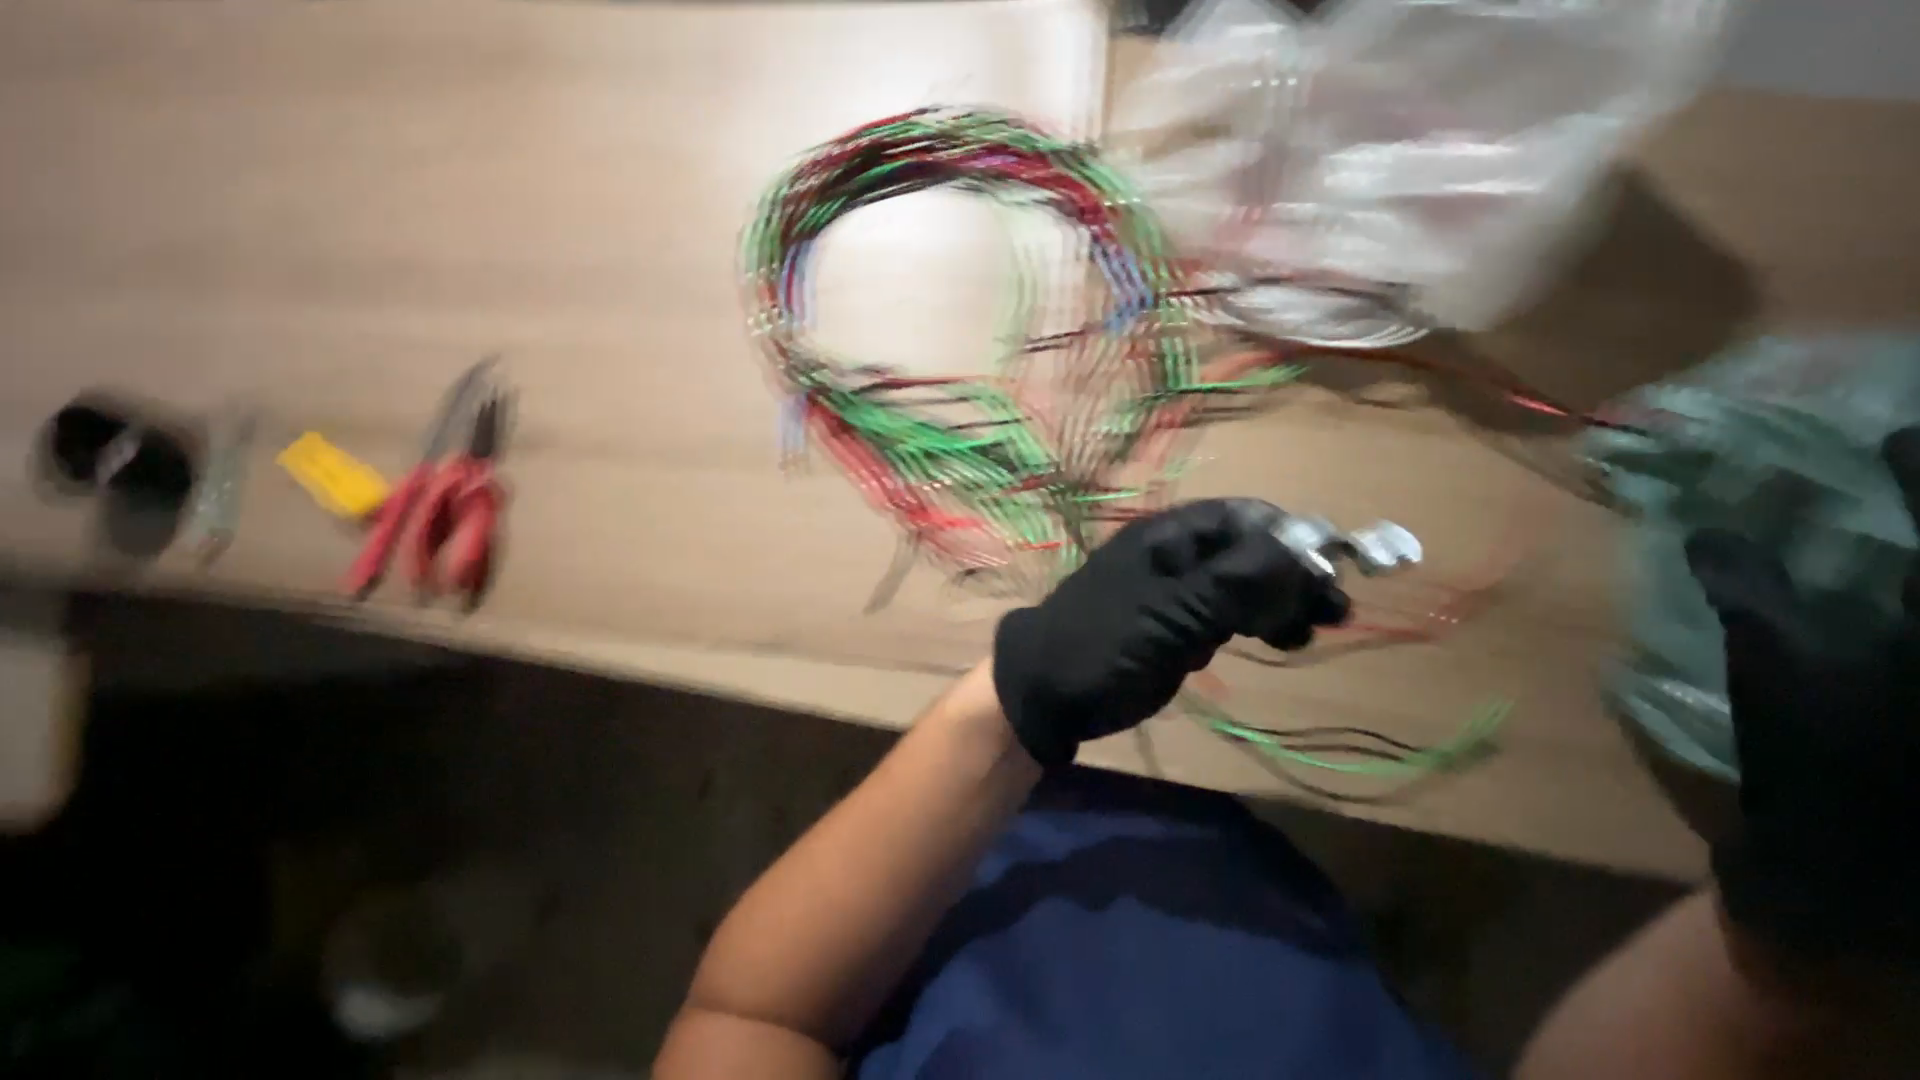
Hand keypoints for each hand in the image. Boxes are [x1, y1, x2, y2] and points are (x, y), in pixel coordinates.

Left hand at [992, 498, 1348, 766]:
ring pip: (1240, 586)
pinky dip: (1250, 624)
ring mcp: (1173, 593)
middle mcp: (1175, 556)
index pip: (1246, 520)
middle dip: (1292, 576)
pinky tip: (1266, 642)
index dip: (1292, 540)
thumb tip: (1304, 554)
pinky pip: (1223, 615)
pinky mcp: (1172, 627)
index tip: (1330, 574)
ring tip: (1304, 635)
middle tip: (1333, 613)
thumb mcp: (1171, 615)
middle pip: (1249, 552)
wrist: (1044, 694)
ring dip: (1277, 603)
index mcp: (1170, 537)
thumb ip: (1235, 584)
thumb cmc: (1103, 646)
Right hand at [1685, 427, 1919, 961]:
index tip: (1894, 436)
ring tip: (1895, 534)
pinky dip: (1898, 601)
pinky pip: (1913, 634)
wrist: (1866, 877)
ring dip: (1910, 557)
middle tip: (1903, 465)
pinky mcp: (1912, 706)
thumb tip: (1708, 534)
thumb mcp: (1771, 677)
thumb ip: (1748, 597)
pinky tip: (1883, 598)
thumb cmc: (1819, 771)